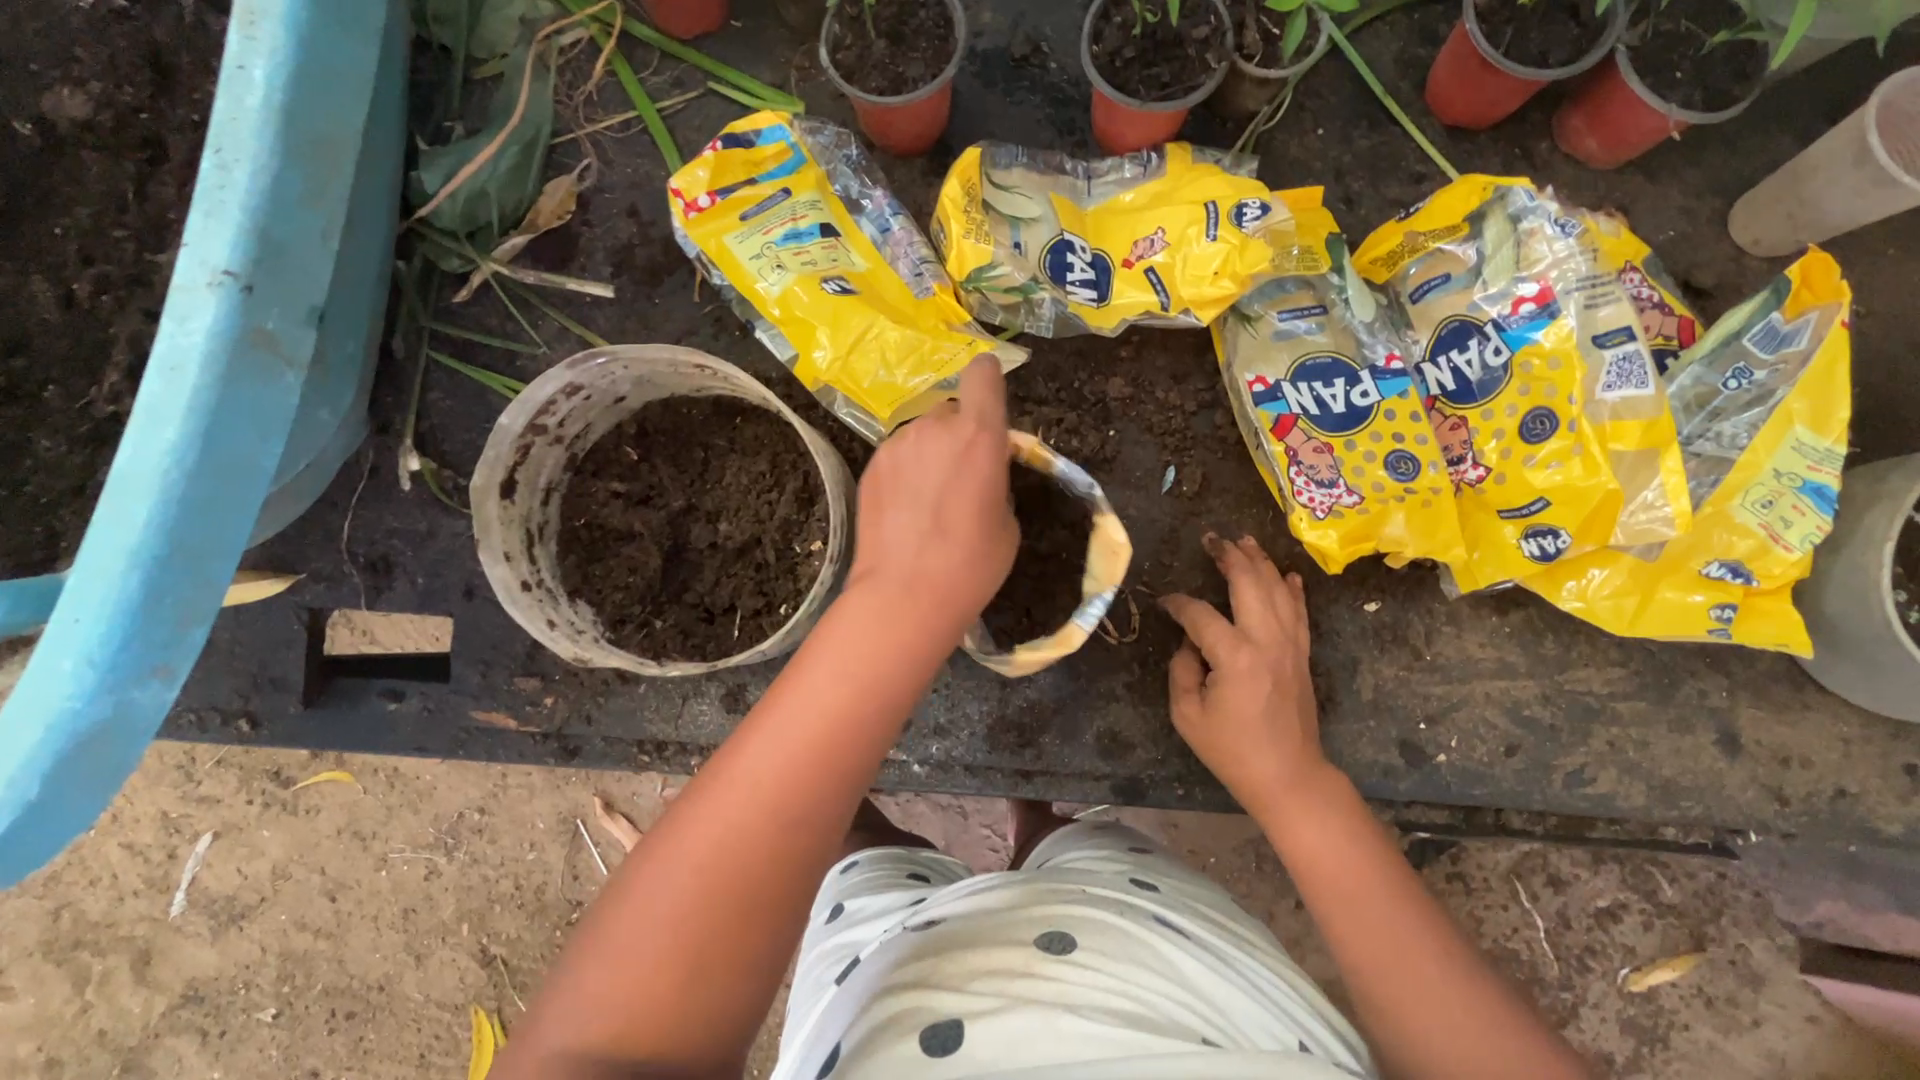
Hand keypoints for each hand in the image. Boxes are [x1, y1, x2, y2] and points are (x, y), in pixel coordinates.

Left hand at [846, 356, 1018, 639]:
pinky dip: (906, 472)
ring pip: (922, 434)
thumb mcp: (1007, 522)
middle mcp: (935, 428)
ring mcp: (897, 445)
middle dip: (959, 434)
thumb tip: (982, 472)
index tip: (989, 399)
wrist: (904, 595)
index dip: (988, 379)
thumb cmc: (971, 565)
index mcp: (979, 436)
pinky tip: (906, 511)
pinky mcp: (871, 466)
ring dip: (930, 454)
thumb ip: (996, 479)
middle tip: (961, 477)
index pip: (983, 374)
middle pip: (951, 411)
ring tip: (930, 501)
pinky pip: (898, 456)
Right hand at [1161, 535, 1334, 818]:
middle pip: (1249, 583)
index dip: (1178, 604)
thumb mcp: (1188, 714)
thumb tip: (1191, 641)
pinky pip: (1300, 612)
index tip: (1164, 601)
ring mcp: (1291, 645)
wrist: (1287, 775)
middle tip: (1212, 539)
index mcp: (1234, 656)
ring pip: (1278, 590)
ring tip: (1243, 541)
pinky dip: (1292, 589)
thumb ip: (1182, 669)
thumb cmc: (1232, 750)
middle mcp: (1266, 641)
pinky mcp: (1302, 654)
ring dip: (1260, 562)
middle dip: (1228, 557)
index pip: (1200, 614)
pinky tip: (1286, 572)